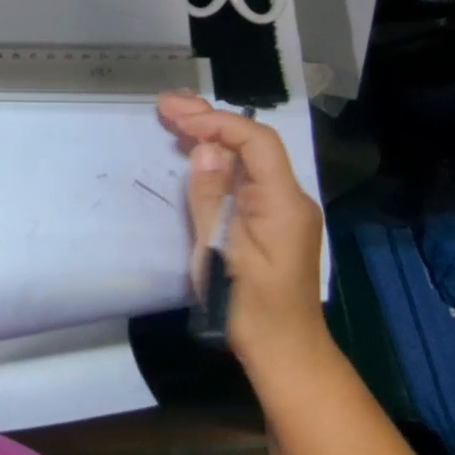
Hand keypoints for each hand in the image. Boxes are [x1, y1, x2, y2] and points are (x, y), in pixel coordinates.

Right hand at [160, 92, 327, 371]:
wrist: (283, 351)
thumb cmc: (248, 306)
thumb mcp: (220, 252)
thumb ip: (212, 197)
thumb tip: (206, 149)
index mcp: (284, 203)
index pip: (256, 141)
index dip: (217, 122)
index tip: (177, 119)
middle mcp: (289, 197)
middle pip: (253, 142)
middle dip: (210, 118)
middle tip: (165, 103)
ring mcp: (280, 207)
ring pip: (247, 156)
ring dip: (211, 132)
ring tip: (173, 113)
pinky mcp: (268, 218)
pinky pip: (244, 175)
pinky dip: (217, 156)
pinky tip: (193, 147)